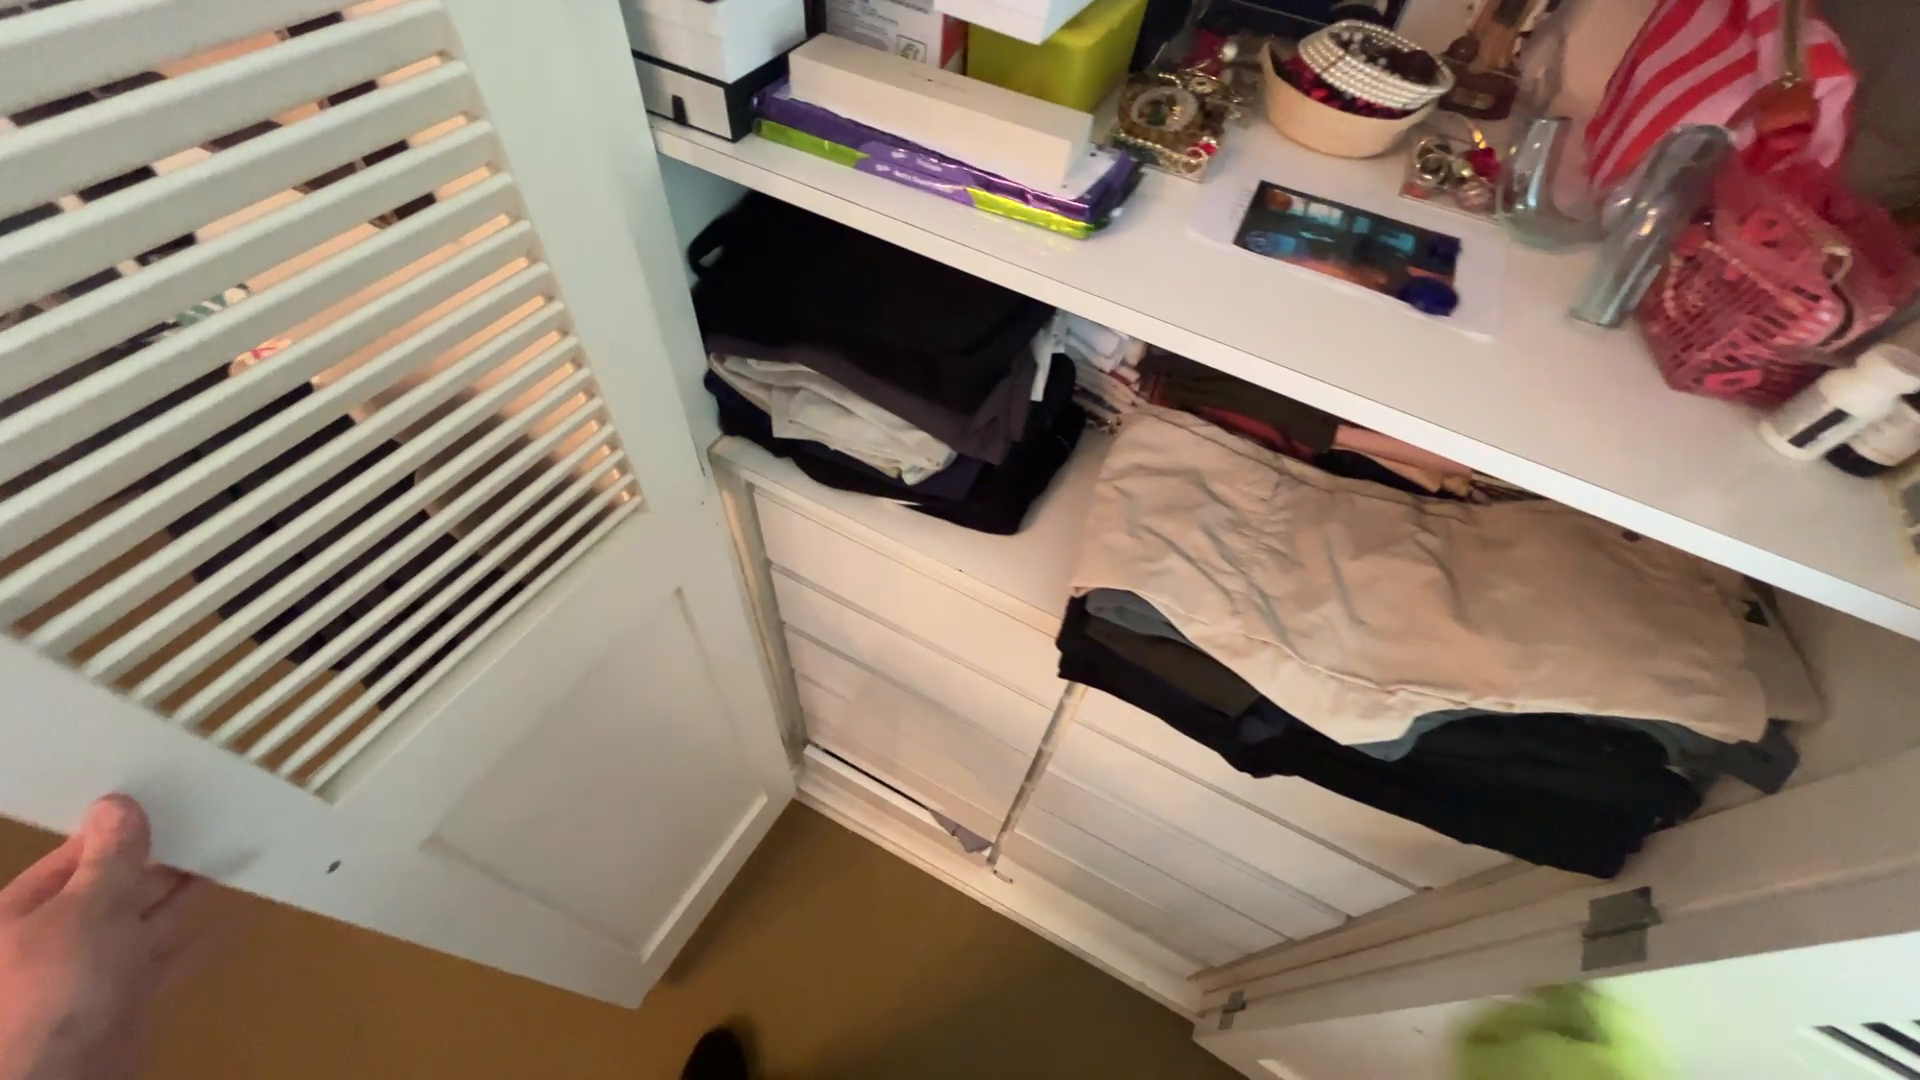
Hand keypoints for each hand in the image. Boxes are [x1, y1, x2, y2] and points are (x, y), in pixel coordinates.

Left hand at [0, 796, 213, 1079]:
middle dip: (162, 859)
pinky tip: (236, 912)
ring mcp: (90, 970)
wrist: (66, 1071)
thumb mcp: (86, 908)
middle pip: (113, 887)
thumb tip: (115, 802)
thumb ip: (110, 857)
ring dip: (187, 891)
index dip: (120, 830)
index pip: (72, 859)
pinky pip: (169, 954)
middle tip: (217, 820)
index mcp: (18, 917)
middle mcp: (50, 940)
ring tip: (236, 853)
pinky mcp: (127, 993)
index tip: (172, 801)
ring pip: (146, 918)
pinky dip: (201, 934)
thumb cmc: (60, 981)